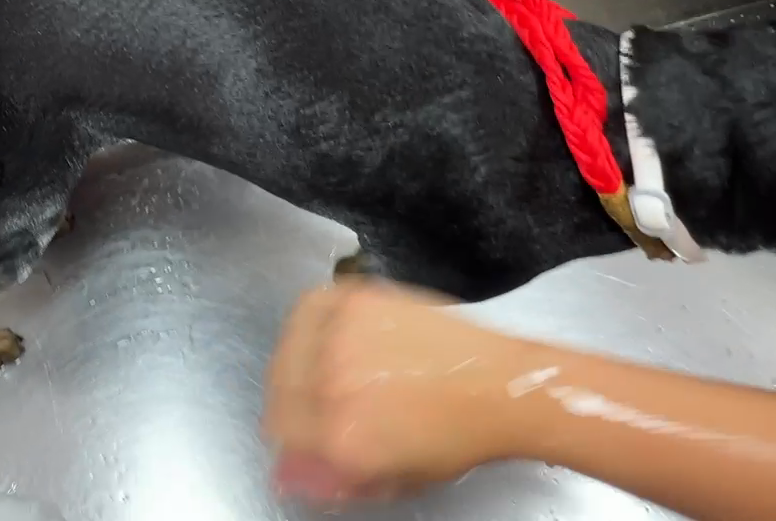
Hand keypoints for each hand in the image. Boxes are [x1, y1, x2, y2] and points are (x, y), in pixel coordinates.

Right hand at [262, 282, 553, 506]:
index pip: (280, 431)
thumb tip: (287, 475)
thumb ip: (335, 477)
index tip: (299, 433)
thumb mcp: (397, 477)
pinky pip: (305, 309)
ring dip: (294, 363)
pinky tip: (325, 334)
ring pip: (286, 349)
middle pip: (278, 390)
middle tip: (312, 403)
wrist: (497, 384)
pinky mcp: (351, 299)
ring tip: (321, 368)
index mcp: (342, 436)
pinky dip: (306, 322)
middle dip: (291, 402)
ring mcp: (339, 335)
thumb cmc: (457, 433)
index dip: (289, 435)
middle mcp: (332, 382)